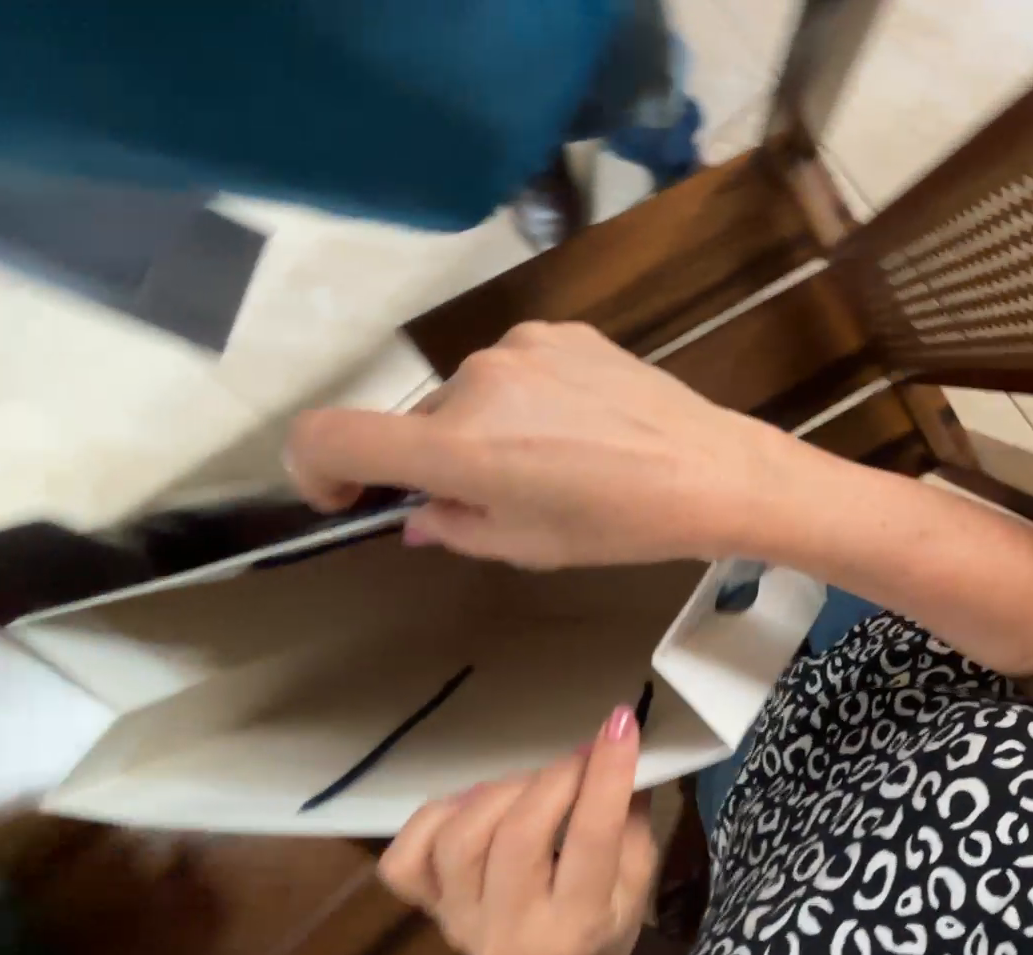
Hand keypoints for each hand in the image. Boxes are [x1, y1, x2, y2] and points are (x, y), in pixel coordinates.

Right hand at [286, 321, 802, 567]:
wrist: (717, 472)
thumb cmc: (627, 522)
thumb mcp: (532, 545)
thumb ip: (454, 525)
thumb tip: (417, 510)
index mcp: (459, 443)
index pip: (327, 435)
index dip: (315, 469)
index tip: (350, 495)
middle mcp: (477, 379)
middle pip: (418, 421)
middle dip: (440, 461)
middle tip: (504, 494)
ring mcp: (525, 345)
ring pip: (472, 394)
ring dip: (489, 428)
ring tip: (561, 459)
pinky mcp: (568, 331)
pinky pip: (521, 369)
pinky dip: (529, 398)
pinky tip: (584, 424)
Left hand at [378, 702, 657, 954]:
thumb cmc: (610, 926)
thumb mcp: (641, 878)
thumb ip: (631, 817)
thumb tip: (622, 750)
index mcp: (579, 925)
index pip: (592, 836)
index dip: (606, 772)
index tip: (621, 722)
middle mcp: (511, 932)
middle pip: (518, 835)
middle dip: (557, 777)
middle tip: (583, 756)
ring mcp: (460, 925)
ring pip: (460, 839)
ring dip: (505, 791)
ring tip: (536, 785)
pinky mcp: (428, 913)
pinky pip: (404, 860)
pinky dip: (437, 817)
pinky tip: (477, 807)